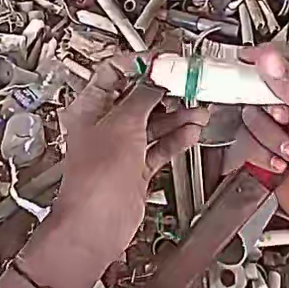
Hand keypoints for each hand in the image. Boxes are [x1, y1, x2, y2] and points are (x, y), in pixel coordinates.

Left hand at [25, 54, 206, 287]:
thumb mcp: (123, 124)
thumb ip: (143, 97)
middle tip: (190, 86)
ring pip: (153, 123)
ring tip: (199, 110)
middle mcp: (104, 125)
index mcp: (89, 107)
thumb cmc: (96, 179)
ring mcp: (120, 147)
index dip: (140, 64)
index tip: (165, 62)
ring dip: (177, 116)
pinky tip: (192, 132)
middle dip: (165, 92)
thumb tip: (157, 78)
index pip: (113, 72)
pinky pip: (160, 146)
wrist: (97, 225)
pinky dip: (176, 139)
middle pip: (137, 98)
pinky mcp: (135, 167)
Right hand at [232, 48, 288, 254]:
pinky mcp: (267, 159)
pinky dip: (260, 155)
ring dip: (270, 138)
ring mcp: (283, 137)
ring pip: (252, 119)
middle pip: (264, 94)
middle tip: (285, 120)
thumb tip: (274, 64)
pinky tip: (281, 166)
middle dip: (272, 111)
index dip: (271, 65)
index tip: (251, 60)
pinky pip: (246, 144)